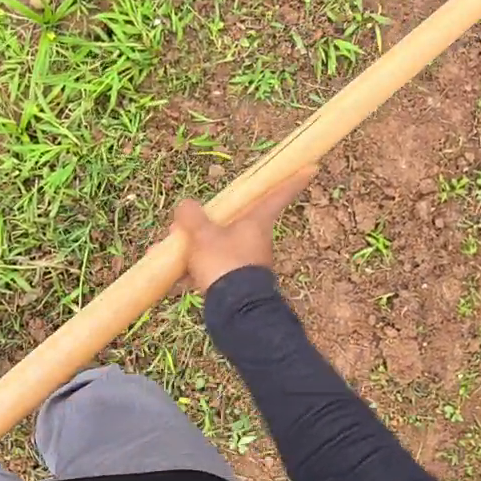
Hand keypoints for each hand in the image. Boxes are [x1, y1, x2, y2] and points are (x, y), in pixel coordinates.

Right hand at [171, 166, 317, 293]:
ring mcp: (247, 262)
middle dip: (204, 224)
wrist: (235, 312)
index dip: (292, 180)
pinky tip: (175, 277)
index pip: (277, 195)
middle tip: (181, 227)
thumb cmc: (224, 265)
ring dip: (193, 248)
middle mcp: (256, 240)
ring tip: (167, 252)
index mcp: (256, 222)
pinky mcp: (236, 282)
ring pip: (217, 246)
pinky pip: (212, 268)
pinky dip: (193, 270)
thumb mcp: (202, 236)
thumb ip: (192, 218)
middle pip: (232, 221)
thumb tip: (186, 206)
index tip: (312, 167)